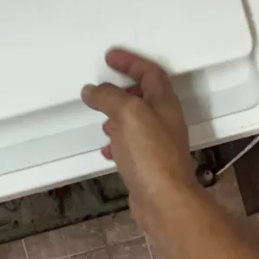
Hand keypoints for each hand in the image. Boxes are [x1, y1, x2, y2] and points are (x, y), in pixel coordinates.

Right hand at [81, 49, 201, 227]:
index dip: (131, 62)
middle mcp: (165, 123)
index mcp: (165, 104)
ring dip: (118, 117)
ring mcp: (158, 146)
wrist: (163, 201)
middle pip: (145, 97)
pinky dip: (116, 143)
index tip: (110, 58)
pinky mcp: (149, 167)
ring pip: (137, 123)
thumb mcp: (128, 113)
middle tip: (104, 88)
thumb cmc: (151, 155)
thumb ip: (109, 97)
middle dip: (123, 90)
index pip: (150, 73)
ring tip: (102, 118)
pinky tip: (105, 150)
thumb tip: (92, 90)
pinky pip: (131, 147)